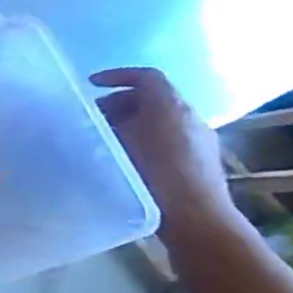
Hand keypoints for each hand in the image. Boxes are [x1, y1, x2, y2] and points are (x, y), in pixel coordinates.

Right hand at [91, 67, 237, 236]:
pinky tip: (128, 157)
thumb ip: (107, 126)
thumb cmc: (152, 176)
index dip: (117, 75)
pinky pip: (168, 136)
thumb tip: (96, 119)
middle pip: (152, 97)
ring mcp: (199, 138)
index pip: (146, 77)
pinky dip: (145, 137)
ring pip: (159, 118)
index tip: (91, 83)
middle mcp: (189, 116)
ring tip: (105, 138)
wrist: (195, 217)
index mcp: (170, 107)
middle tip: (91, 116)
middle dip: (119, 102)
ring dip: (131, 121)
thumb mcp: (121, 145)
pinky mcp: (201, 158)